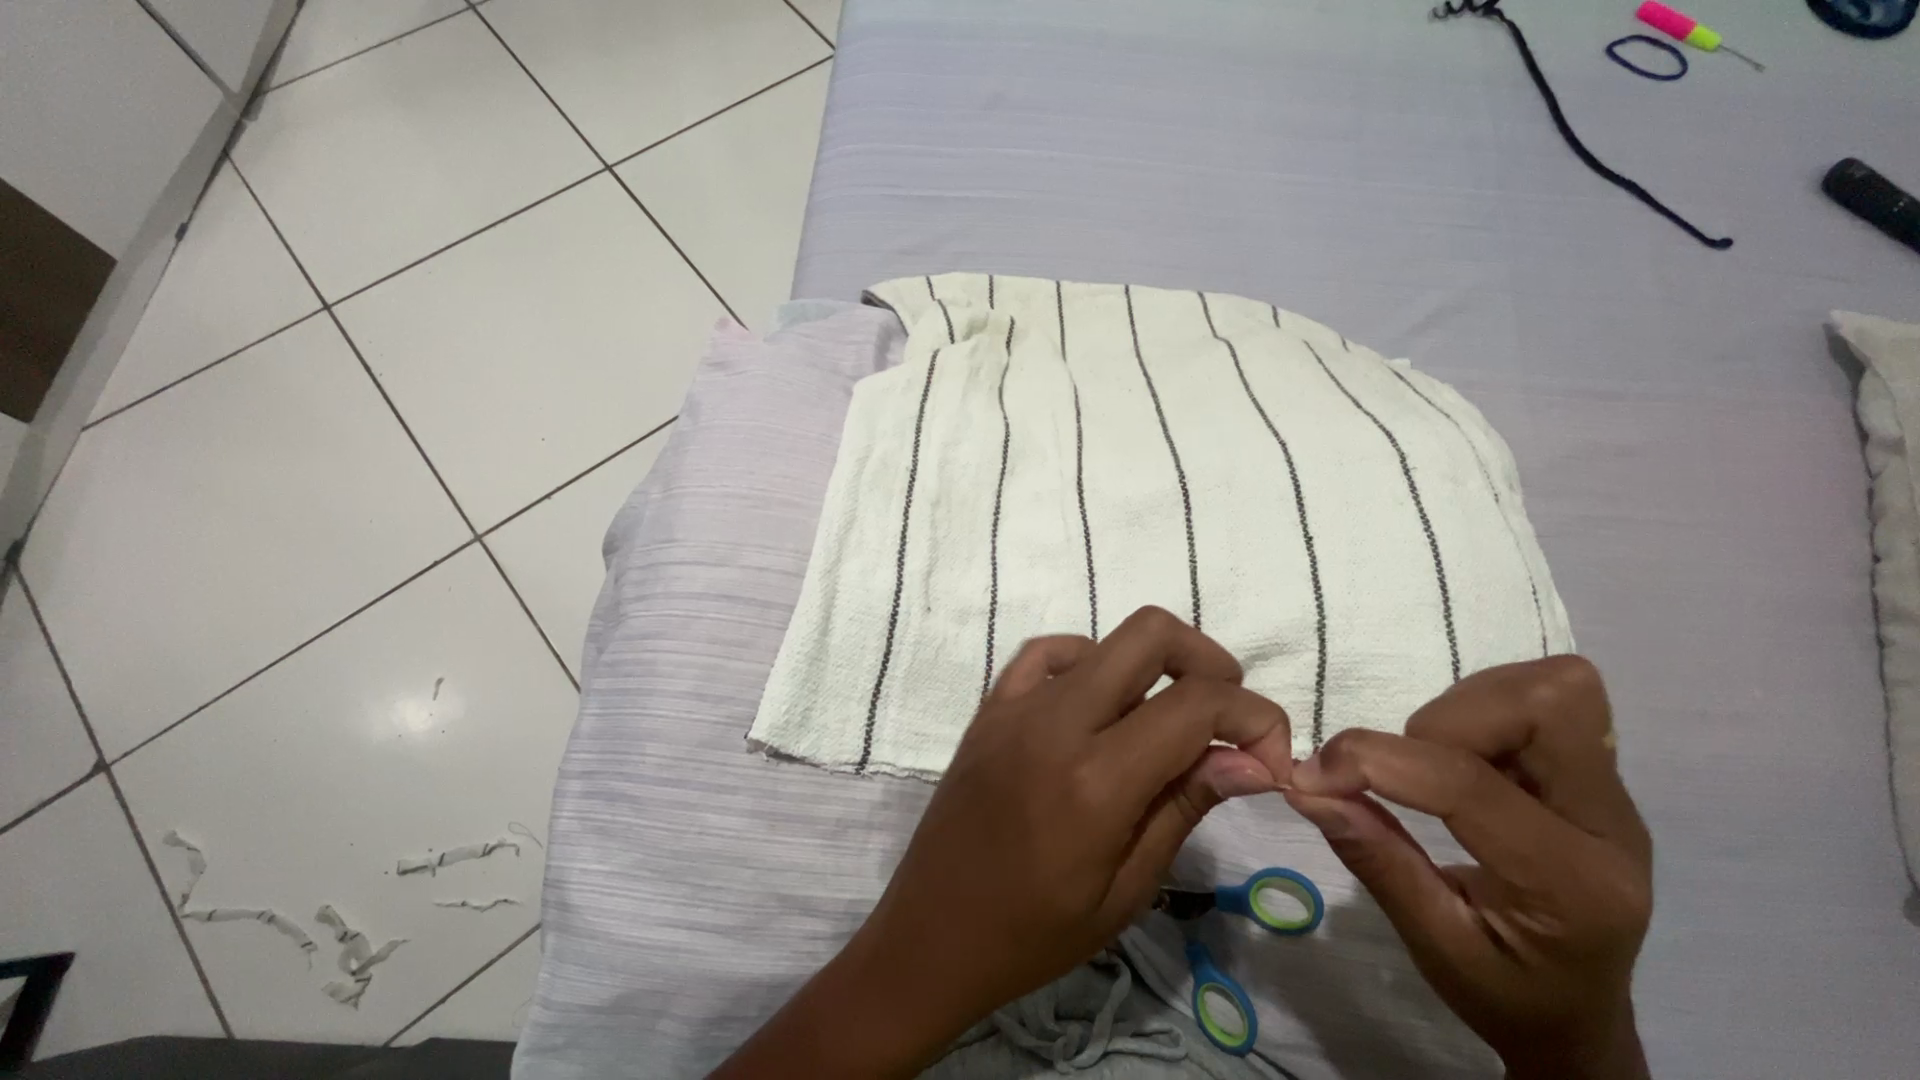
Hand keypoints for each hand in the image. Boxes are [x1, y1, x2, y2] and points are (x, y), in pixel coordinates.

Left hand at [712, 607, 1291, 1077]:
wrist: (930, 936)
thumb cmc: (1034, 935)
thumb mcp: (1126, 890)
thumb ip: (1186, 807)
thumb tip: (1253, 758)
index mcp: (1096, 779)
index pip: (1197, 703)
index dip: (1253, 717)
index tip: (1270, 755)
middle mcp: (1054, 722)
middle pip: (1151, 634)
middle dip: (1209, 663)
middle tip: (1226, 717)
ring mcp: (1013, 707)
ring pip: (1101, 639)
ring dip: (1151, 664)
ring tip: (1165, 720)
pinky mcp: (987, 709)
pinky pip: (1045, 654)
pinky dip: (1087, 661)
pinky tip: (1098, 703)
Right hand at [1285, 656, 1652, 1079]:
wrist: (1580, 1019)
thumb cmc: (1506, 994)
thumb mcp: (1433, 946)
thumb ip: (1376, 859)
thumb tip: (1305, 787)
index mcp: (1571, 884)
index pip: (1471, 785)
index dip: (1377, 761)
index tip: (1316, 774)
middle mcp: (1609, 824)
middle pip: (1548, 704)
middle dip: (1449, 718)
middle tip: (1405, 764)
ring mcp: (1611, 794)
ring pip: (1550, 689)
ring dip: (1465, 708)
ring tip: (1430, 763)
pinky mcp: (1595, 777)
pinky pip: (1546, 701)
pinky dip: (1483, 709)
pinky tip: (1460, 758)